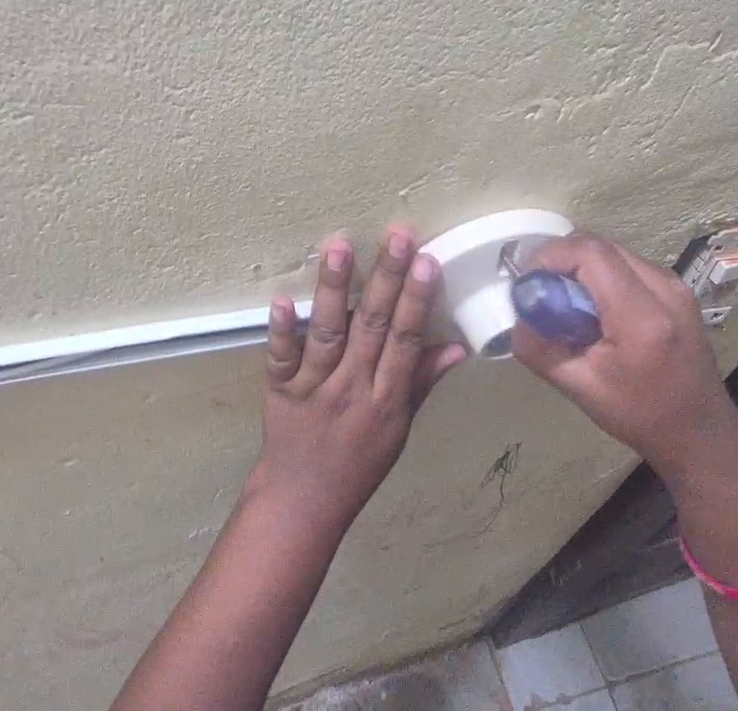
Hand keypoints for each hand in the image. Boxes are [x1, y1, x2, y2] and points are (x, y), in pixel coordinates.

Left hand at [250, 226, 468, 534]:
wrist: (303, 500)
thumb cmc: (358, 463)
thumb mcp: (400, 429)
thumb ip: (422, 382)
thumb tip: (456, 346)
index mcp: (387, 399)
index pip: (405, 341)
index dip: (417, 300)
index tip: (427, 261)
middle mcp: (352, 389)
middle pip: (372, 327)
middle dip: (386, 278)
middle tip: (397, 236)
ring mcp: (314, 389)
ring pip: (327, 332)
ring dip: (334, 288)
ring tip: (339, 246)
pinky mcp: (280, 391)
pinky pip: (280, 357)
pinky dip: (282, 330)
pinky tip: (283, 299)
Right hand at [510, 233, 737, 469]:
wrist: (700, 432)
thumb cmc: (640, 415)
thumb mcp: (578, 388)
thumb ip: (538, 348)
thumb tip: (518, 314)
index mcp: (642, 317)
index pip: (591, 254)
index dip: (551, 256)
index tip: (529, 282)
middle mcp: (665, 289)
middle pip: (600, 246)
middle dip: (562, 261)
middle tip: (542, 293)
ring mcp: (675, 285)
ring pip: (613, 252)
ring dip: (581, 268)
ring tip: (567, 304)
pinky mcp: (676, 289)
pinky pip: (627, 264)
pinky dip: (601, 276)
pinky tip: (595, 309)